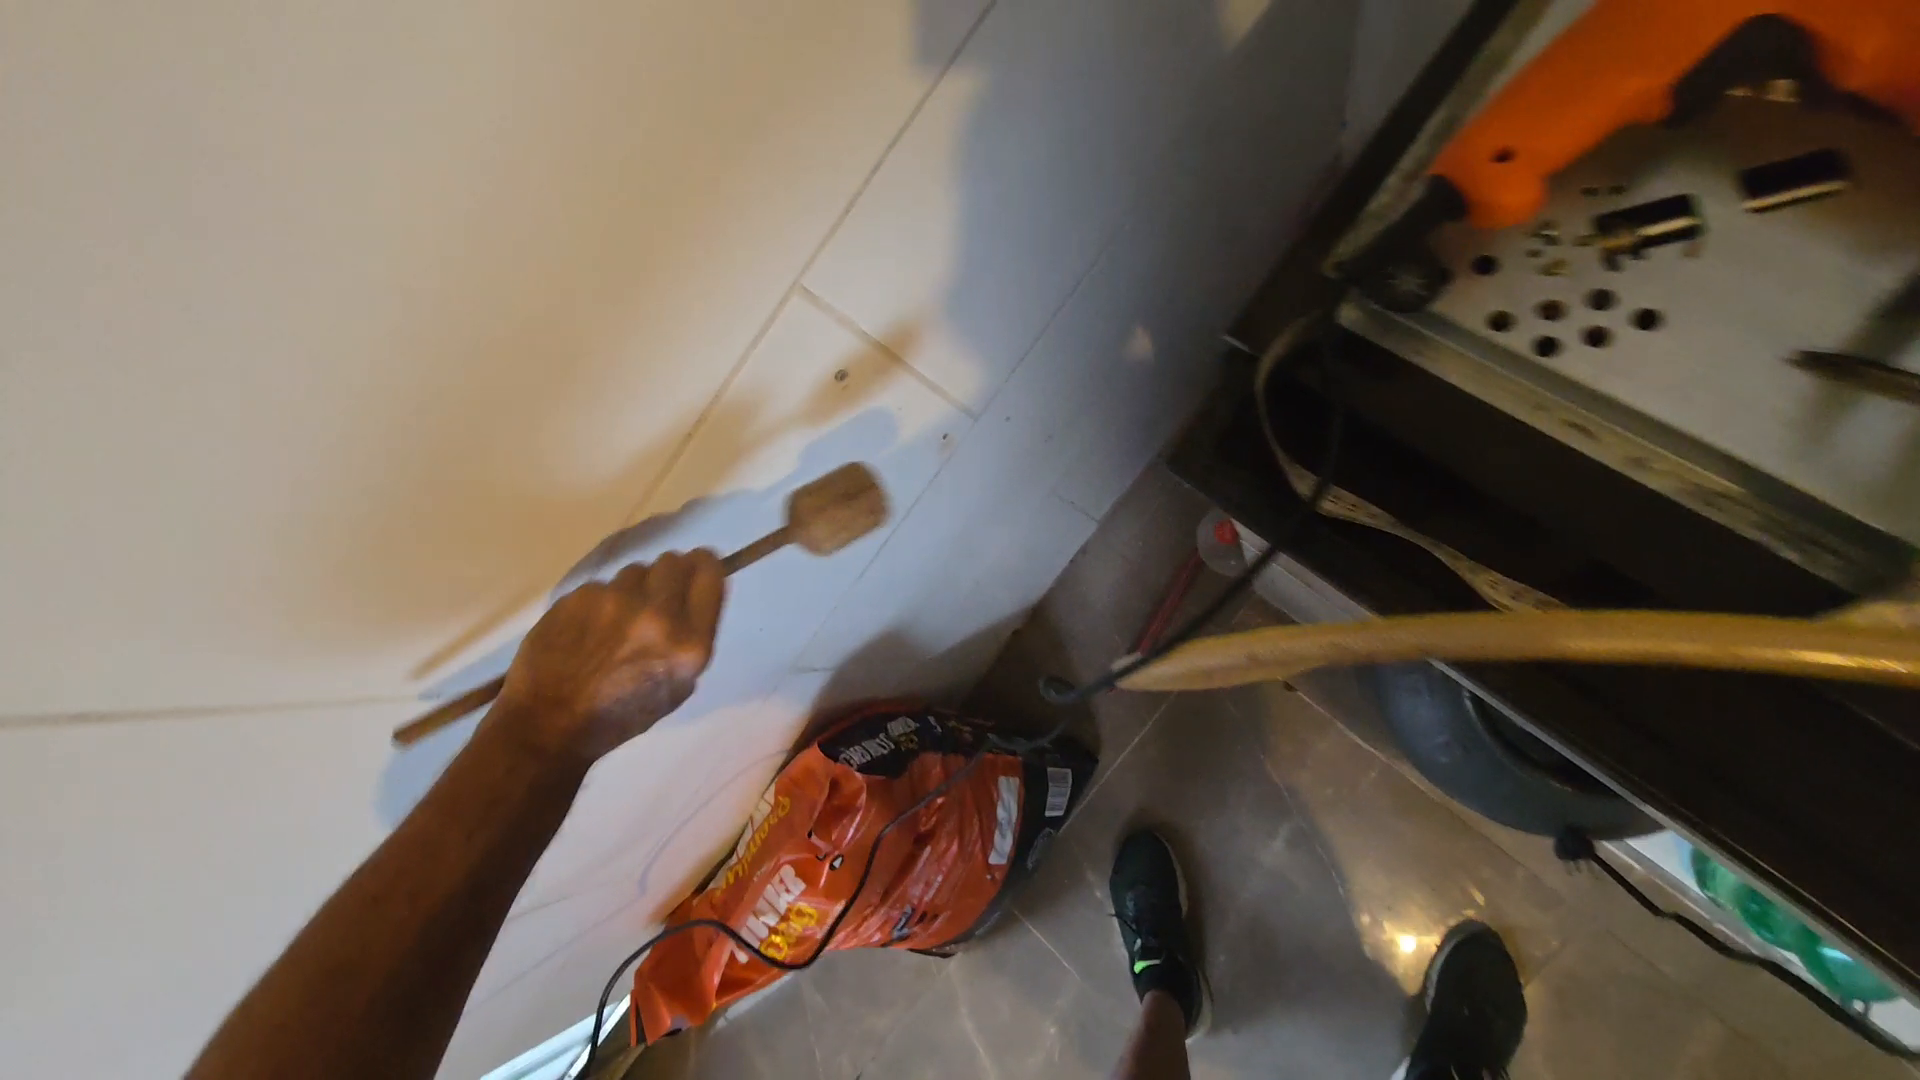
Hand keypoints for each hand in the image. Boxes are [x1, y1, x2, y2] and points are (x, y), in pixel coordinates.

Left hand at [488, 550, 724, 761]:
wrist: (550, 724)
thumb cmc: (623, 713)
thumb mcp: (679, 684)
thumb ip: (694, 635)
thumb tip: (694, 591)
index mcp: (689, 643)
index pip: (709, 574)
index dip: (705, 566)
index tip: (697, 569)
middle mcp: (657, 615)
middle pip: (674, 561)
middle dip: (670, 574)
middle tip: (658, 595)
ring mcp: (614, 602)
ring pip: (636, 570)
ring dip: (635, 587)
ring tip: (618, 619)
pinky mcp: (579, 597)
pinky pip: (601, 585)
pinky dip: (600, 601)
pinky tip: (589, 628)